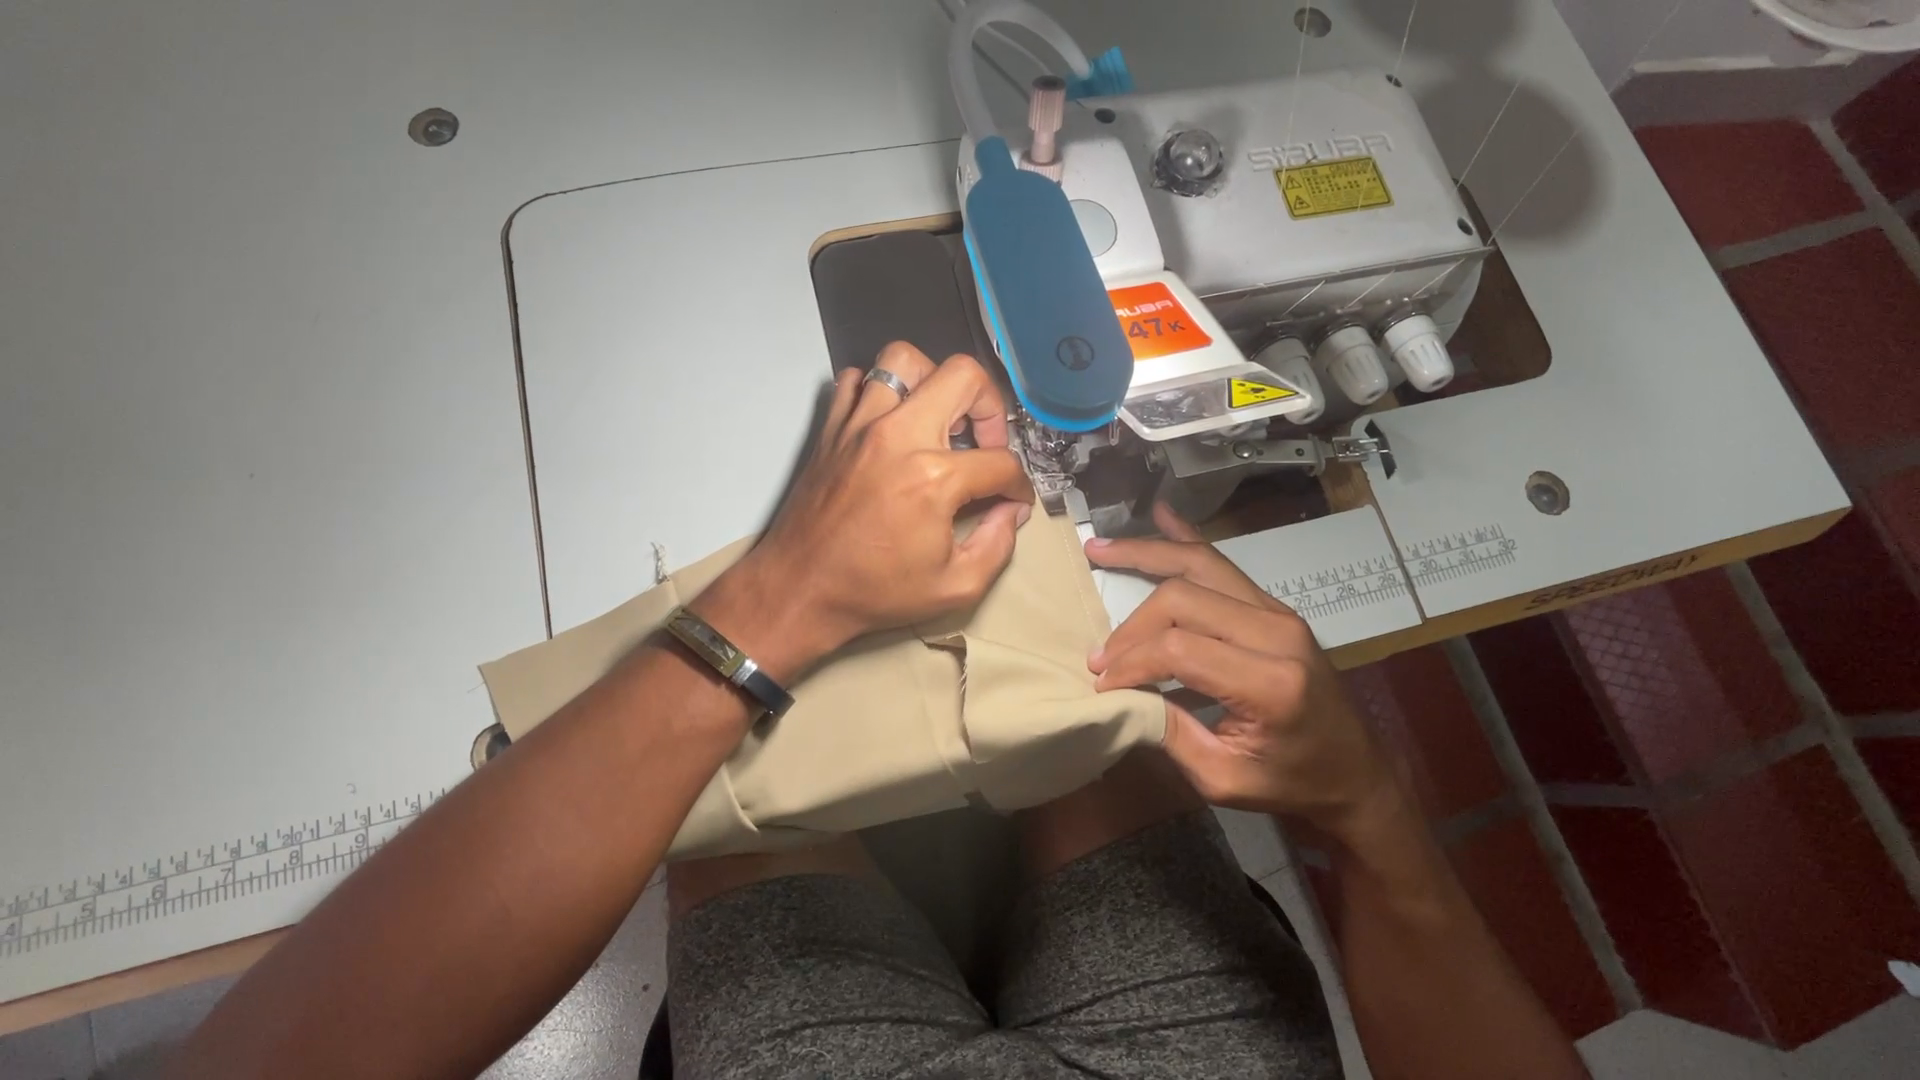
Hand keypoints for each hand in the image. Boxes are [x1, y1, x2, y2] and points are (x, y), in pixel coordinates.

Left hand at [696, 342, 1032, 680]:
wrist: (799, 590)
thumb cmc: (874, 593)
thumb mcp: (956, 588)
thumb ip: (998, 545)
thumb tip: (1011, 511)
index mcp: (933, 478)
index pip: (1001, 462)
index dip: (1018, 485)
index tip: (1012, 501)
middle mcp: (898, 436)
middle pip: (964, 376)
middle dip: (990, 405)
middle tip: (983, 441)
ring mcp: (859, 424)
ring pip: (904, 359)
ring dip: (932, 381)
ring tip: (937, 419)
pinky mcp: (831, 427)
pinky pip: (856, 379)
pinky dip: (878, 390)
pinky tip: (890, 423)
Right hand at [1084, 503, 1401, 843]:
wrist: (1356, 771)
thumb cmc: (1293, 781)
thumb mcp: (1225, 779)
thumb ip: (1171, 734)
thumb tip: (1119, 695)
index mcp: (1270, 682)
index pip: (1179, 649)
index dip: (1130, 663)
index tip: (1102, 686)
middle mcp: (1277, 633)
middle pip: (1183, 600)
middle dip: (1131, 626)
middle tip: (1099, 658)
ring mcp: (1278, 612)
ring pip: (1200, 565)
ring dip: (1147, 554)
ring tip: (1099, 549)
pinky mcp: (1274, 607)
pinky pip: (1223, 564)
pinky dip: (1186, 540)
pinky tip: (1161, 515)